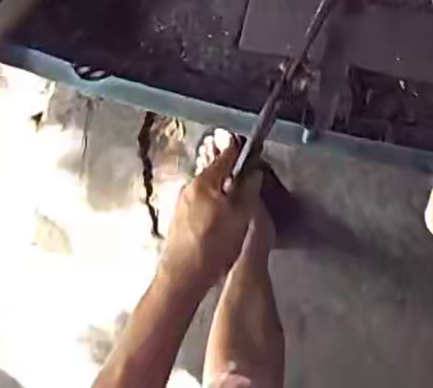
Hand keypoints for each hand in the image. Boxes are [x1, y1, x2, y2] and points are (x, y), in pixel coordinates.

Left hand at [161, 139, 260, 287]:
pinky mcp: (178, 219)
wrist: (180, 279)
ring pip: (207, 189)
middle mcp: (190, 186)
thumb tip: (254, 172)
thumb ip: (249, 192)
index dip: (241, 152)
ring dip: (221, 192)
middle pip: (216, 172)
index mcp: (205, 180)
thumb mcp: (240, 218)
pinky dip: (212, 205)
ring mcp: (181, 202)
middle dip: (232, 175)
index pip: (226, 155)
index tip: (253, 152)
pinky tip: (219, 222)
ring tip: (236, 206)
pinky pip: (200, 203)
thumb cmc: (213, 246)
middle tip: (248, 183)